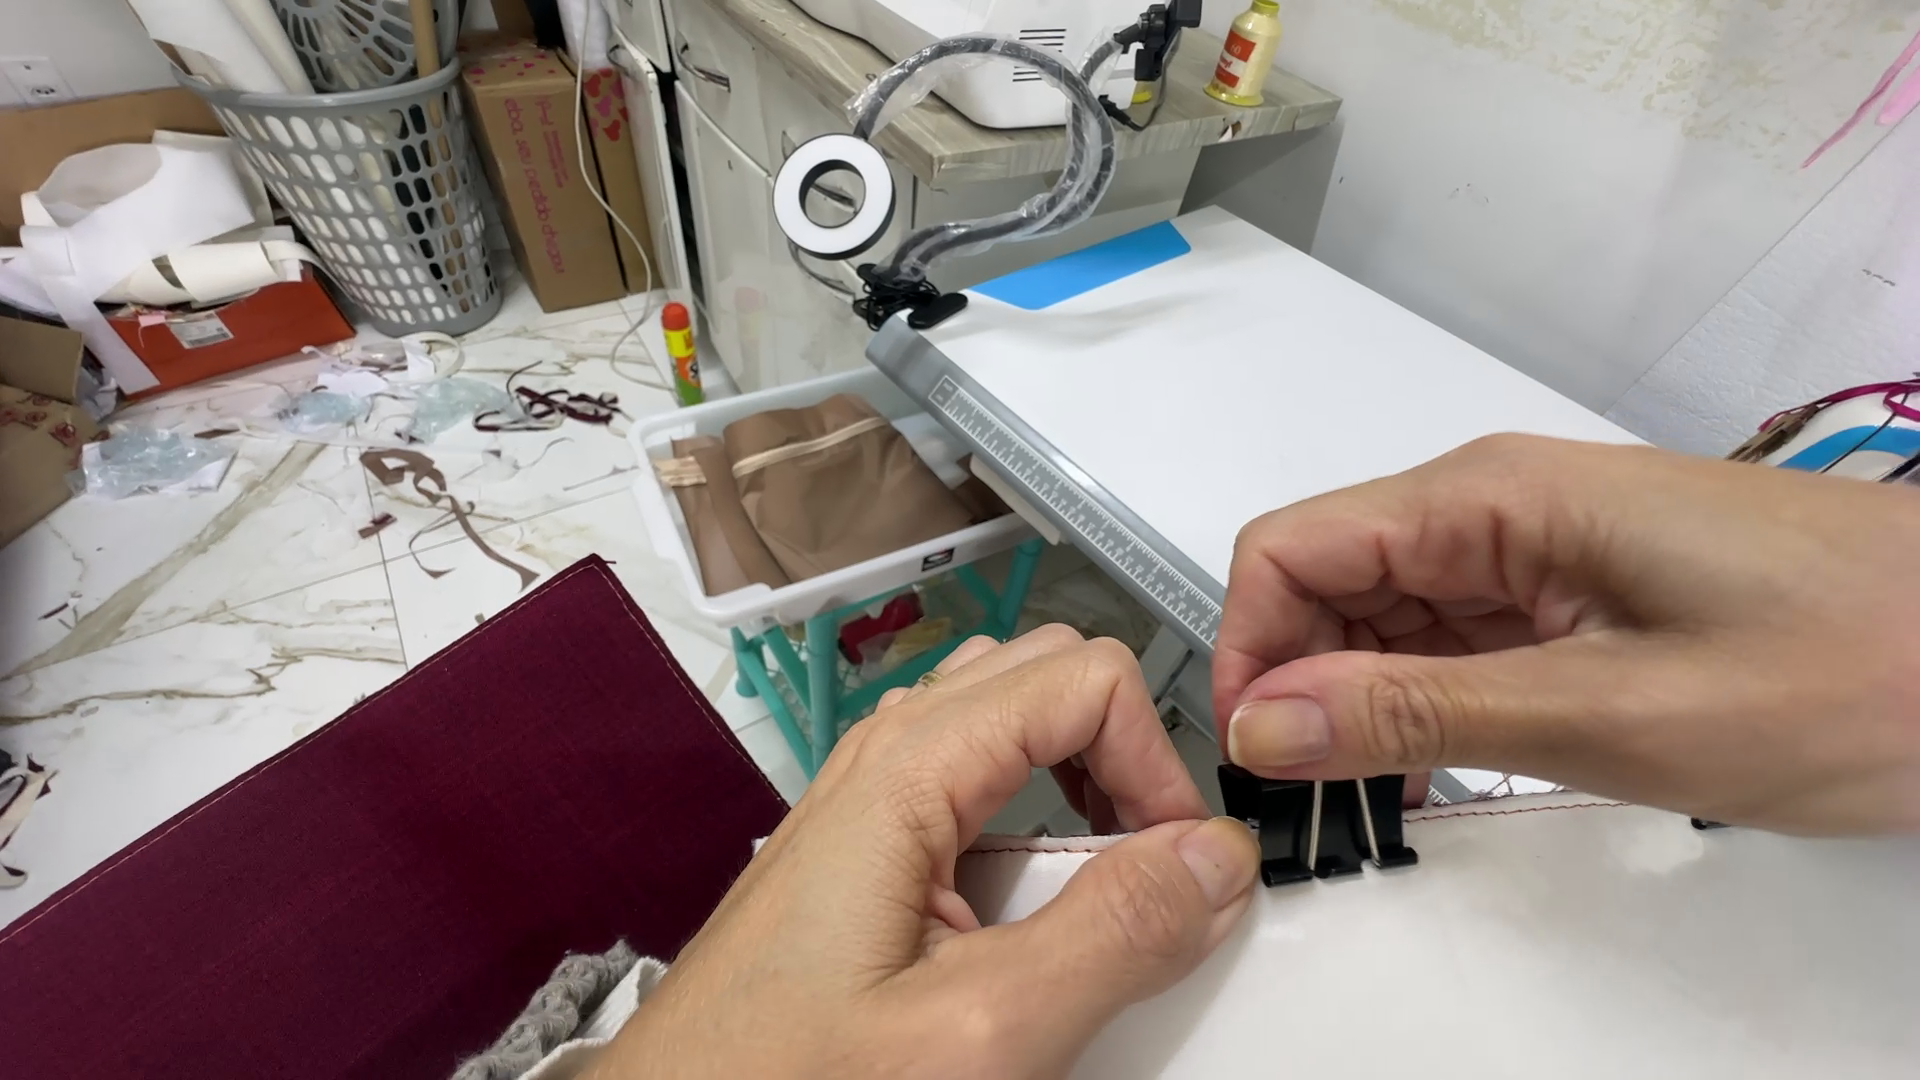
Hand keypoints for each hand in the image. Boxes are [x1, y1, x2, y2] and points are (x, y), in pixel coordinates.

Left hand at [603, 627, 1259, 1078]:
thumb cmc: (791, 1078)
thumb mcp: (976, 1030)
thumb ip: (1112, 937)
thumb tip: (1215, 857)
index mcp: (914, 760)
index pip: (1086, 679)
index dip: (1154, 758)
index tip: (1176, 864)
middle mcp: (894, 741)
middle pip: (1050, 670)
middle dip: (1122, 746)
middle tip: (1142, 857)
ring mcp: (881, 772)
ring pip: (1016, 703)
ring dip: (1080, 763)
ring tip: (1095, 864)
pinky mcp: (878, 816)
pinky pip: (979, 755)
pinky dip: (1037, 790)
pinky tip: (1031, 873)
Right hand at [1212, 434, 1919, 834]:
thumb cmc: (1873, 671)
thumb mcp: (1614, 713)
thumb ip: (1413, 712)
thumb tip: (1259, 726)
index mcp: (1479, 500)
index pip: (1285, 551)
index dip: (1246, 644)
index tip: (1257, 748)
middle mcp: (1476, 506)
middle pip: (1315, 578)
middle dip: (1291, 677)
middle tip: (1313, 785)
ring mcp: (1508, 545)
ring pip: (1362, 612)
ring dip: (1345, 694)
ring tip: (1369, 783)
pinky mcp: (1538, 585)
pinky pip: (1424, 635)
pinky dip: (1401, 698)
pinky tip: (1422, 758)